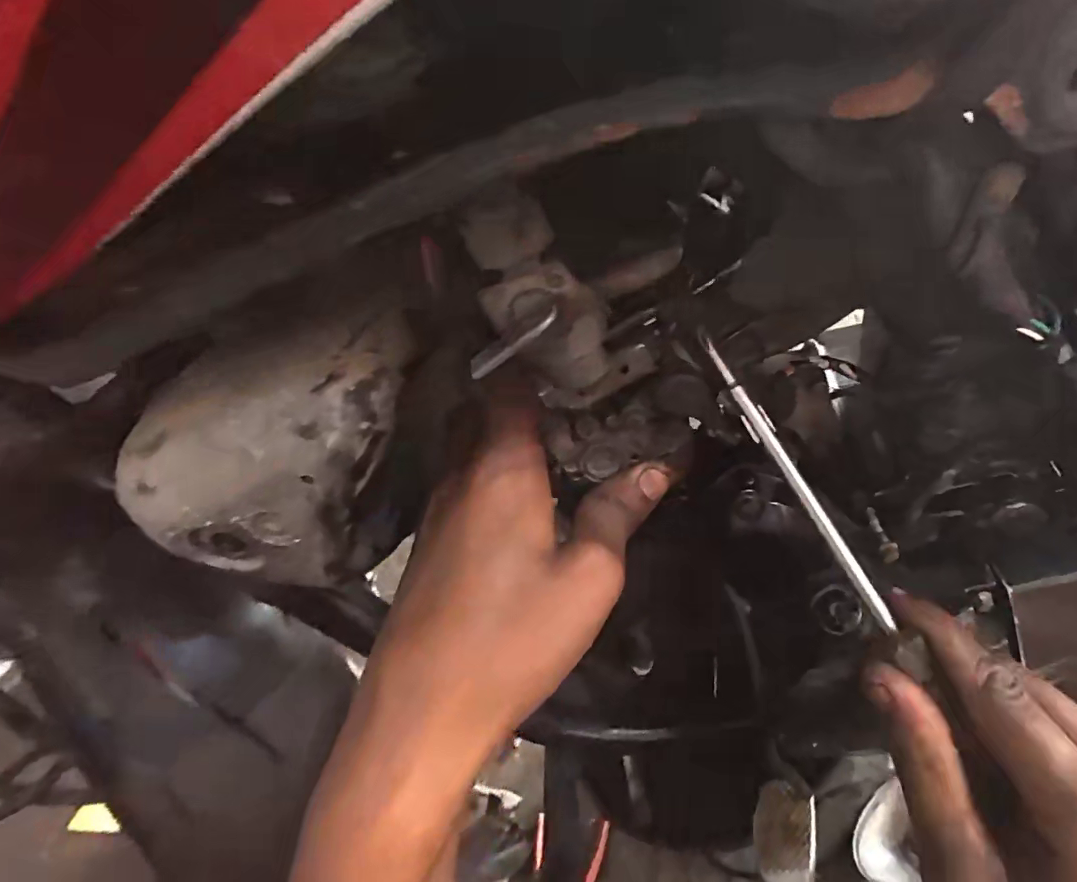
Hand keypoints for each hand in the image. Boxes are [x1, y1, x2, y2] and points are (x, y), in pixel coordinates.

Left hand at [377, 373, 676, 742]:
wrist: (422, 717)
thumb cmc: (512, 640)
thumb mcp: (590, 576)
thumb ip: (619, 513)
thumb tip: (654, 470)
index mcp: (502, 472)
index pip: (509, 390)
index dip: (538, 365)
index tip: (575, 360)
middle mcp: (461, 479)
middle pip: (484, 412)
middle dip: (524, 398)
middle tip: (575, 402)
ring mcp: (438, 512)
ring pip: (470, 448)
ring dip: (507, 436)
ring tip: (561, 443)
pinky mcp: (430, 545)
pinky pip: (465, 483)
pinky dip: (494, 472)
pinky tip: (528, 499)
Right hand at [864, 595, 1076, 881]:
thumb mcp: (964, 872)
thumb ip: (927, 767)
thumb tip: (885, 676)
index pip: (1002, 693)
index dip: (944, 639)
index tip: (901, 603)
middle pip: (1022, 689)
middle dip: (955, 669)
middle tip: (897, 663)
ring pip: (1040, 695)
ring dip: (981, 693)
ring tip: (933, 707)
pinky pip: (1061, 718)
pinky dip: (1012, 717)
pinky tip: (981, 739)